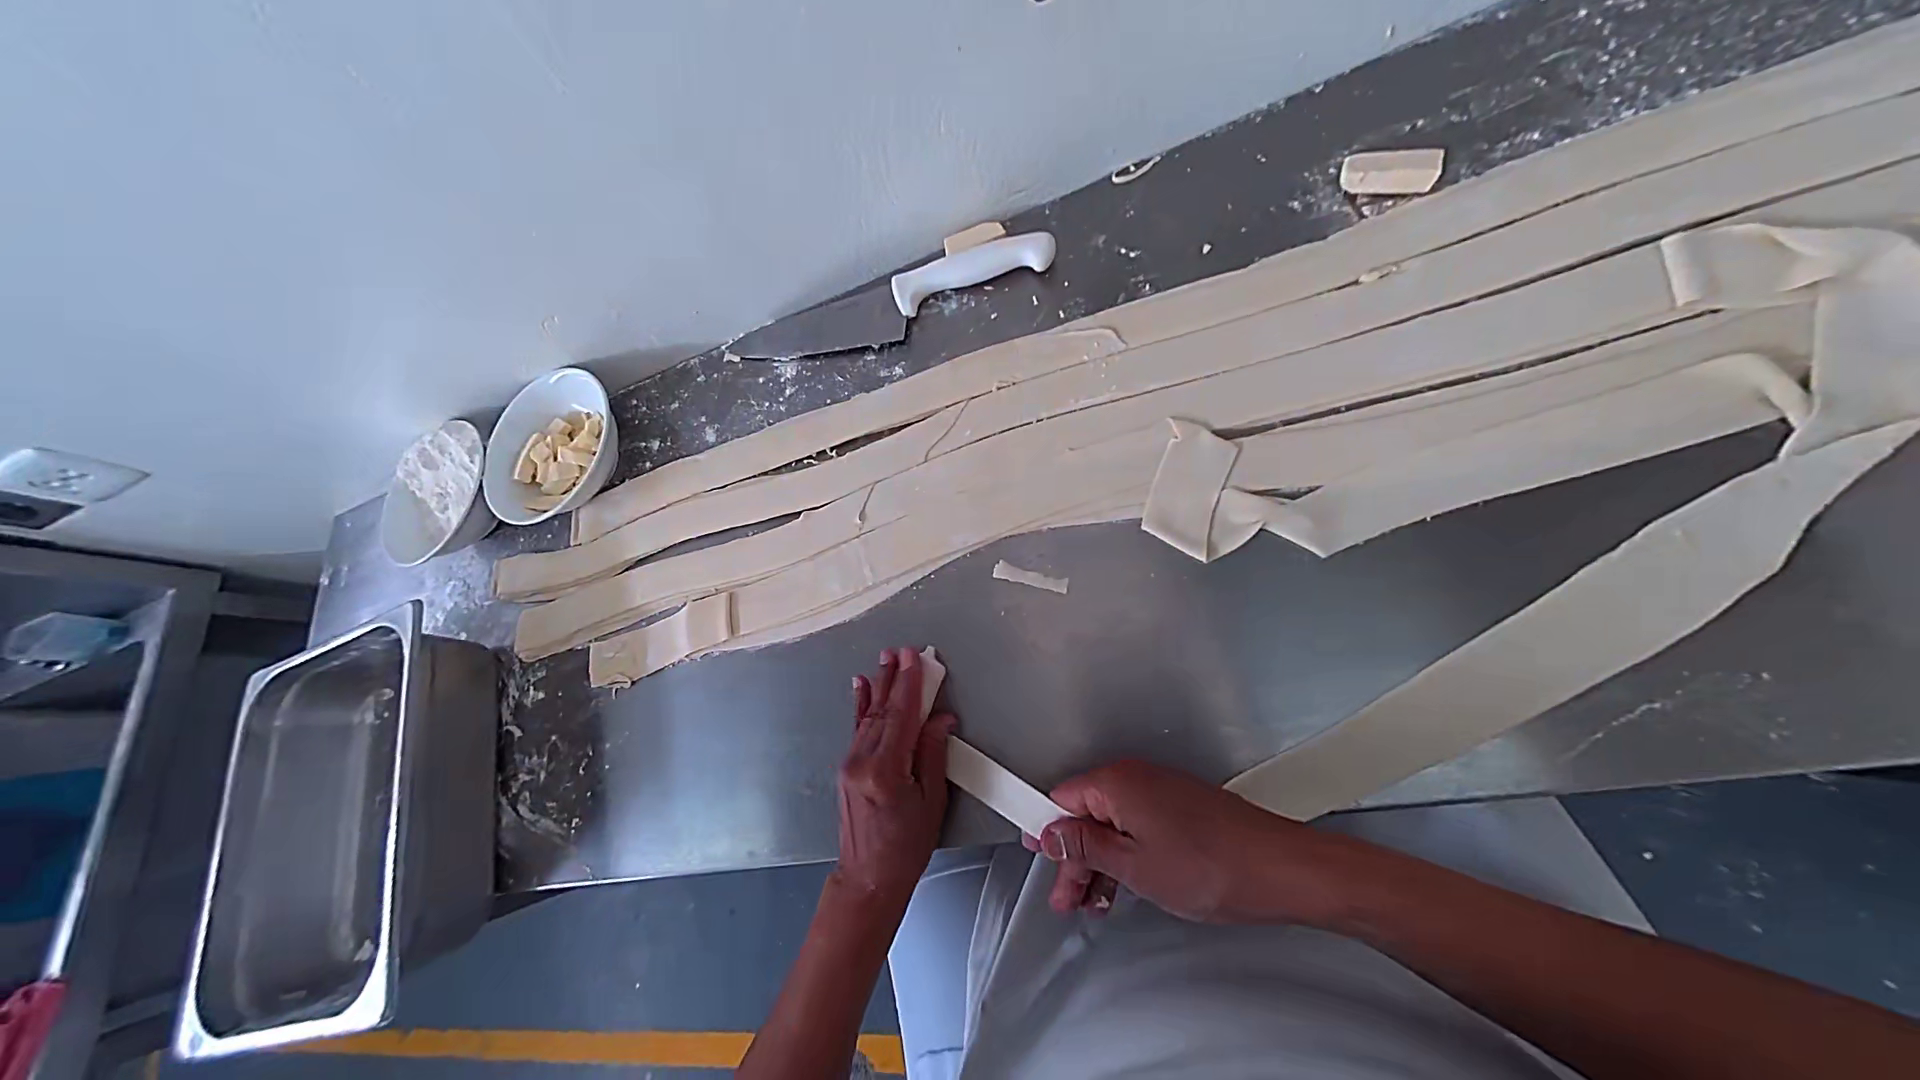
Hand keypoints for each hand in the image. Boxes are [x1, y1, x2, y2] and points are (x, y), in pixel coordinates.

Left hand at [833, 647, 954, 902]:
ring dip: (880, 686)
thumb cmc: (905, 847)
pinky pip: (857, 729)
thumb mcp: (932, 801)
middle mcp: (862, 762)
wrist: (869, 877)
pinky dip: (862, 706)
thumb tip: (939, 719)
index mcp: (885, 771)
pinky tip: (862, 686)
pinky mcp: (846, 768)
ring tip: (887, 660)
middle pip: (884, 710)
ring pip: (869, 717)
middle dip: (895, 678)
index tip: (916, 659)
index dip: (911, 684)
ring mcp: (850, 764)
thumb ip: (933, 754)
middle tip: (902, 652)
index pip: (902, 716)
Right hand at [1024, 760, 1359, 924]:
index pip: (1060, 798)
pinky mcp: (1178, 805)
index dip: (1044, 829)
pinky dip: (1125, 854)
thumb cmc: (1218, 864)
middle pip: (1085, 813)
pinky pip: (1136, 824)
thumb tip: (1054, 835)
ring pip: (1111, 823)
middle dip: (1073, 856)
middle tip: (1067, 894)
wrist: (1282, 870)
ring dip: (1099, 861)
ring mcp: (1160, 790)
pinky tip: (1125, 883)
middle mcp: (1136, 778)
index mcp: (1117, 783)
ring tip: (1095, 900)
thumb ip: (1085, 848)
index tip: (1034, 852)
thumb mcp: (1133, 867)